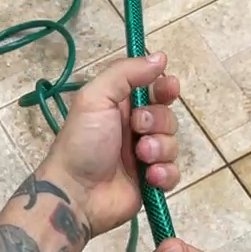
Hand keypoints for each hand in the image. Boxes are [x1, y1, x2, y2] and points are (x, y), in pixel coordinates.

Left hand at [35, 55, 180, 236]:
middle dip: (158, 121)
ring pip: (172, 144)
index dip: (165, 87)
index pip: (153, 89)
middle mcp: (134, 129)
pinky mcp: (151, 182)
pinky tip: (149, 177)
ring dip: (159, 148)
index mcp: (120, 106)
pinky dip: (165, 173)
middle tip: (138, 130)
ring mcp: (143, 156)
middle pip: (167, 116)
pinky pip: (173, 172)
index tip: (168, 88)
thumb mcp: (95, 98)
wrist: (76, 194)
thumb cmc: (82, 143)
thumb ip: (125, 73)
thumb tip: (160, 58)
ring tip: (140, 157)